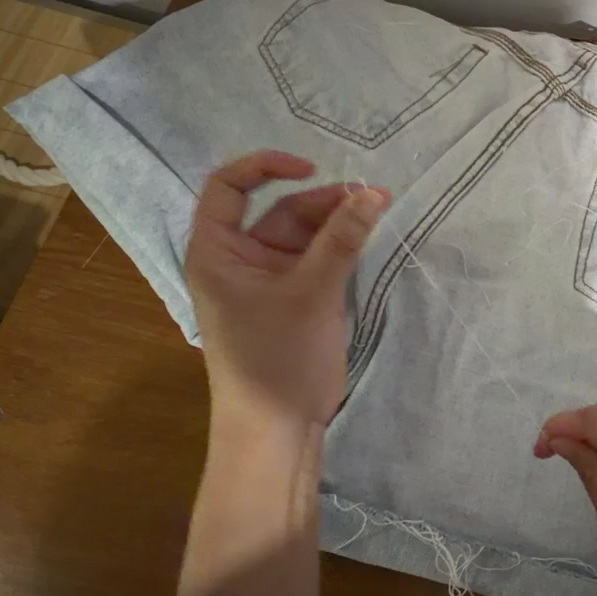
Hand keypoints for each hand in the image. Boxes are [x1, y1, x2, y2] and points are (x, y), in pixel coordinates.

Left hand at [185, 151, 389, 440]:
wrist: (277, 427)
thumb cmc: (276, 357)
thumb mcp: (310, 293)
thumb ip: (341, 240)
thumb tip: (374, 192)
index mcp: (217, 252)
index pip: (229, 188)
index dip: (266, 167)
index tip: (312, 168)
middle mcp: (240, 259)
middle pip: (279, 211)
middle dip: (323, 201)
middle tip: (373, 199)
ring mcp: (271, 280)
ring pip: (305, 235)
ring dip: (338, 223)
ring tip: (379, 213)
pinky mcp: (297, 299)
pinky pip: (318, 259)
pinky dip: (341, 247)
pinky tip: (368, 238)